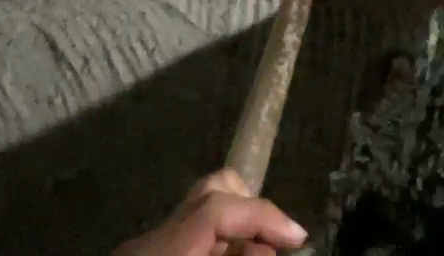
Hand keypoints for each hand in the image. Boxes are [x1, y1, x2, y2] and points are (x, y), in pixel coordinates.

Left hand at [113, 170, 306, 255]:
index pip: (216, 209)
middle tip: (275, 247)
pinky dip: (214, 253)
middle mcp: (150, 244)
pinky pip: (188, 246)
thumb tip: (266, 251)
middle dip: (250, 214)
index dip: (262, 215)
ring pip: (200, 221)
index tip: (299, 238)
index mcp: (163, 254)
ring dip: (234, 237)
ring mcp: (143, 252)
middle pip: (209, 194)